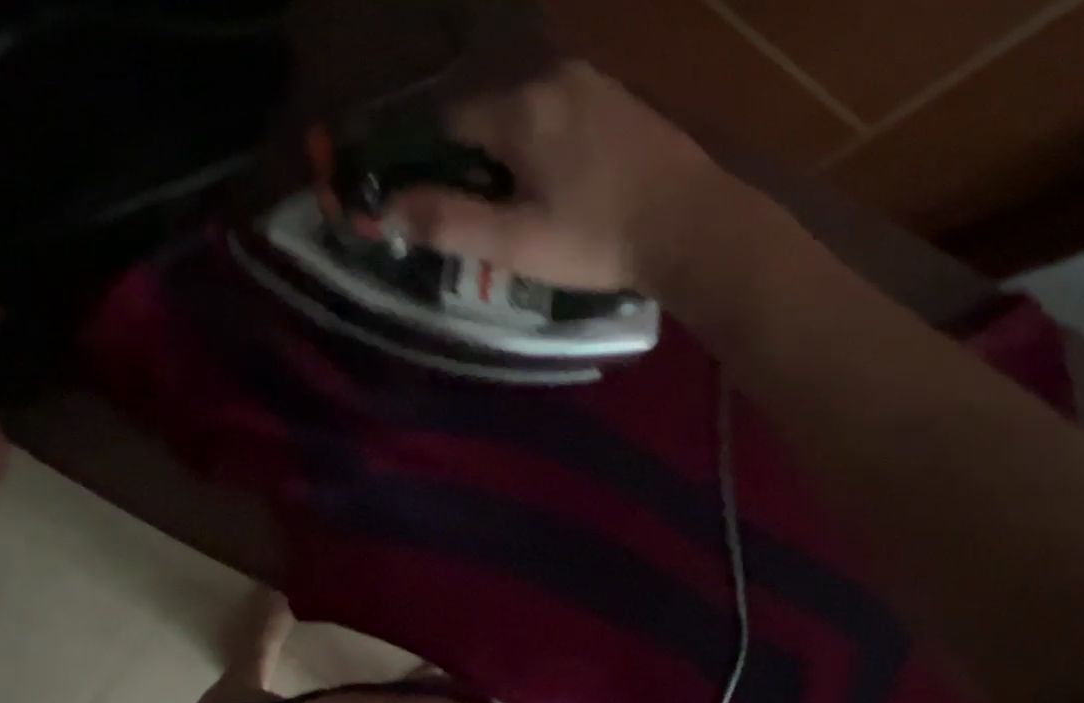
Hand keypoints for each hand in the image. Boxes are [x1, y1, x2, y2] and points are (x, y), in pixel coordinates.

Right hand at [389, 62, 738, 297]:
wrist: (696, 229)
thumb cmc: (598, 239)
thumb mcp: (515, 242)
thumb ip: (447, 222)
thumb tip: (386, 209)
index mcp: (519, 109)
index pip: (444, 122)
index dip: (427, 165)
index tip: (432, 204)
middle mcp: (552, 78)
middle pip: (483, 116)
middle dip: (470, 162)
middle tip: (481, 216)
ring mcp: (593, 84)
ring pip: (522, 115)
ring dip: (508, 155)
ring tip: (521, 207)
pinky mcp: (621, 101)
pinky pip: (558, 115)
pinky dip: (543, 146)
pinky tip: (561, 187)